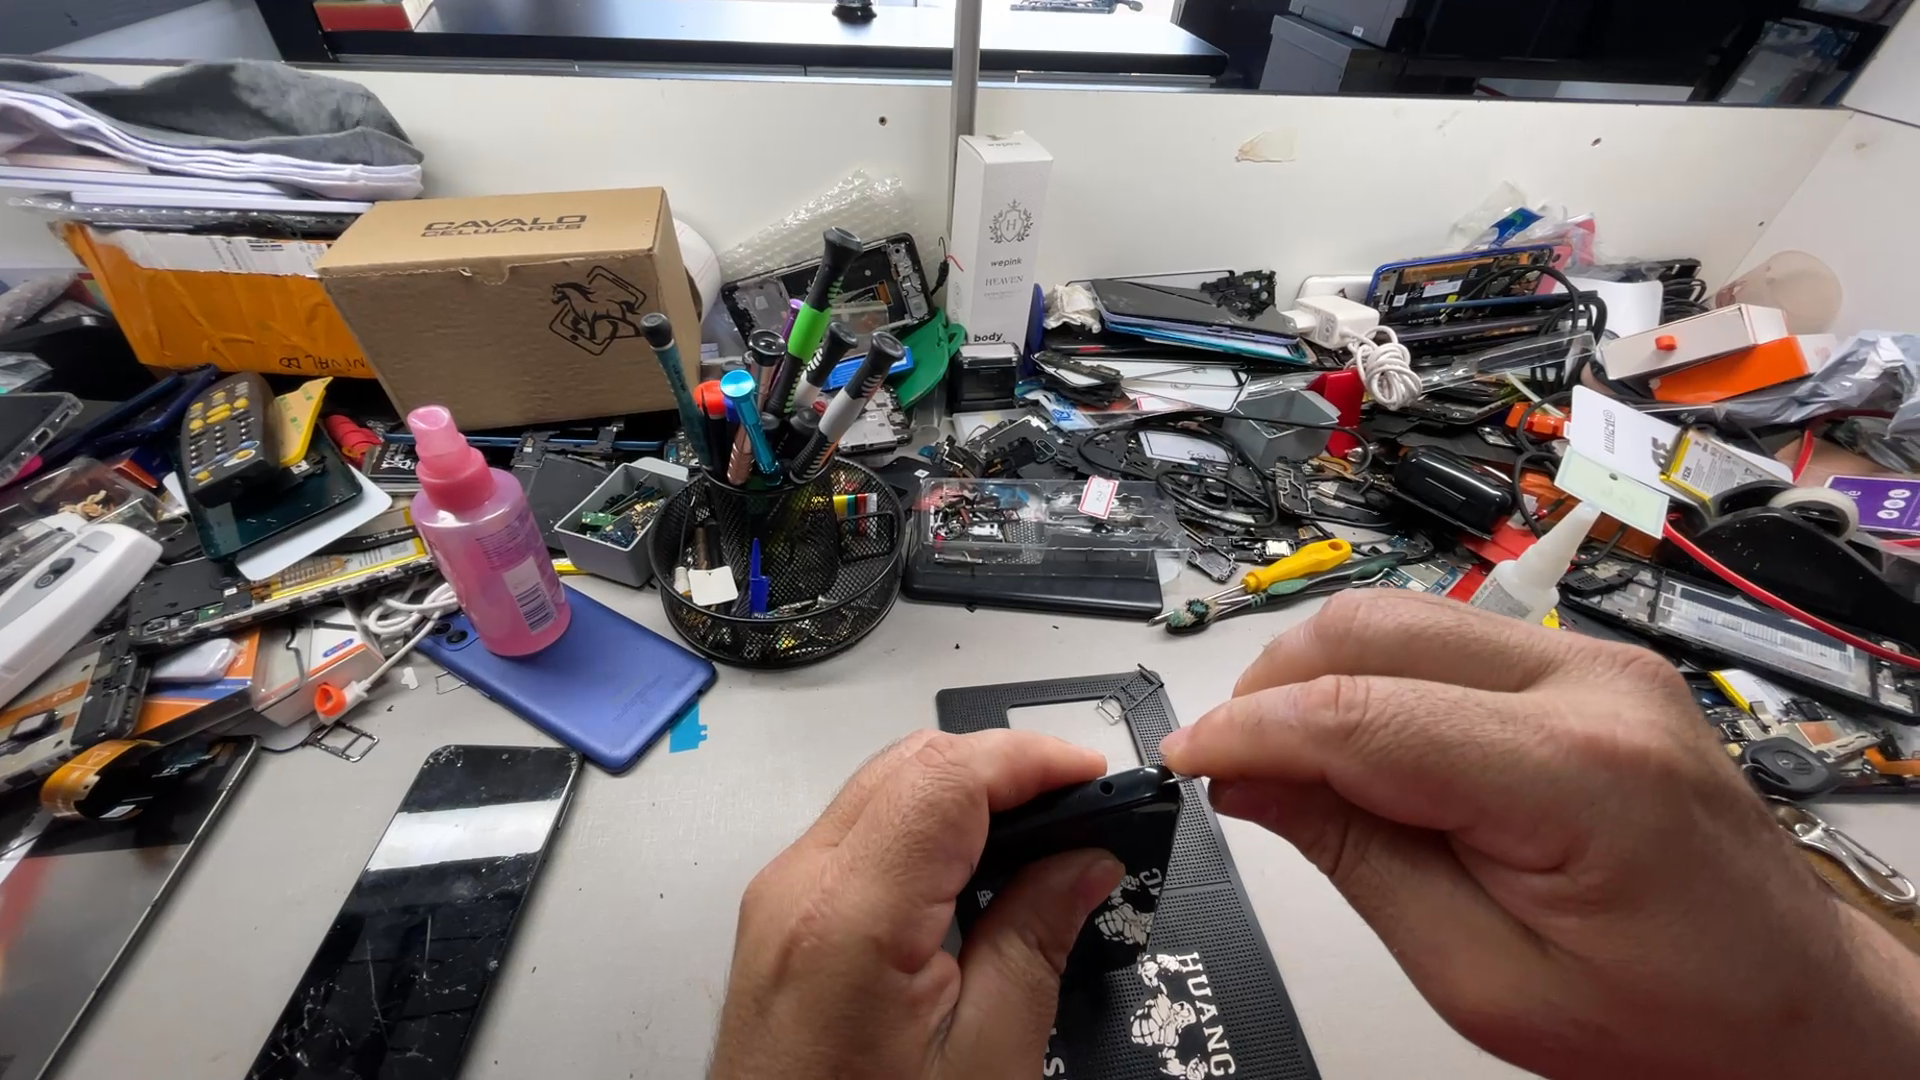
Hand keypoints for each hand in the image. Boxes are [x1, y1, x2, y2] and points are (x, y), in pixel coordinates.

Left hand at [710, 730, 1125, 1079]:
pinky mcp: (786, 901)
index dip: (1027, 758)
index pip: (945, 779)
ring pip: (888, 779)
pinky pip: (866, 817)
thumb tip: (1087, 860)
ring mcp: (783, 888)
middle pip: (913, 763)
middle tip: (1074, 798)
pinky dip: (929, 811)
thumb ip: (1035, 943)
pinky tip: (973, 848)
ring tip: (1037, 820)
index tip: (1090, 771)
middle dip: (1001, 763)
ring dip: (966, 782)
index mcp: (848, 921)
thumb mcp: (983, 1065)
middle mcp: (799, 884)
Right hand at [1160, 589, 1919, 1079]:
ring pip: (1382, 614)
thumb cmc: (1662, 1022)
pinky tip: (1340, 728)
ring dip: (1304, 673)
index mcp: (1584, 779)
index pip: (1361, 718)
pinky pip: (1418, 630)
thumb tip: (1245, 779)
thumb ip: (1347, 857)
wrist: (1791, 1003)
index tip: (1186, 754)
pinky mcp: (1562, 656)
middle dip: (1269, 688)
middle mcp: (1588, 685)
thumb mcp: (1476, 974)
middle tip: (1232, 758)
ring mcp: (1579, 656)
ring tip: (1282, 746)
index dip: (1250, 729)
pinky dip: (1351, 671)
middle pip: (1365, 633)